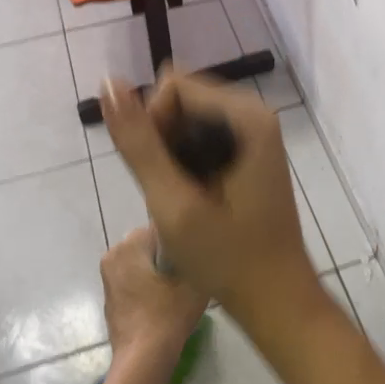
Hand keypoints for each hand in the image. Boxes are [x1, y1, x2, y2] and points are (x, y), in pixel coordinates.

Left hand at [100, 227, 208, 360]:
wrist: (143, 359)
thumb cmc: (167, 316)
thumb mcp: (195, 283)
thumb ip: (200, 257)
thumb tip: (208, 246)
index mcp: (128, 246)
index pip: (159, 229)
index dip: (180, 240)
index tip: (195, 254)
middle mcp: (112, 256)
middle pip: (148, 244)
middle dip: (167, 254)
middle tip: (190, 270)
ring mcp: (108, 279)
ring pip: (141, 262)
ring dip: (158, 270)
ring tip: (179, 286)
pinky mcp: (110, 298)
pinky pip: (133, 280)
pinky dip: (147, 284)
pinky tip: (163, 300)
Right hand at [102, 70, 317, 315]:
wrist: (276, 299)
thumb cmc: (226, 257)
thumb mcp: (172, 203)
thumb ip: (138, 143)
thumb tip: (108, 83)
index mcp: (247, 117)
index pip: (173, 86)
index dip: (153, 127)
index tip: (160, 176)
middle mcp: (256, 114)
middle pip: (182, 100)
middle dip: (163, 142)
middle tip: (171, 193)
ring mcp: (256, 134)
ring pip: (188, 121)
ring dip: (172, 157)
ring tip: (181, 200)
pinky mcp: (250, 153)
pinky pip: (203, 138)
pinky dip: (187, 165)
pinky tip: (193, 200)